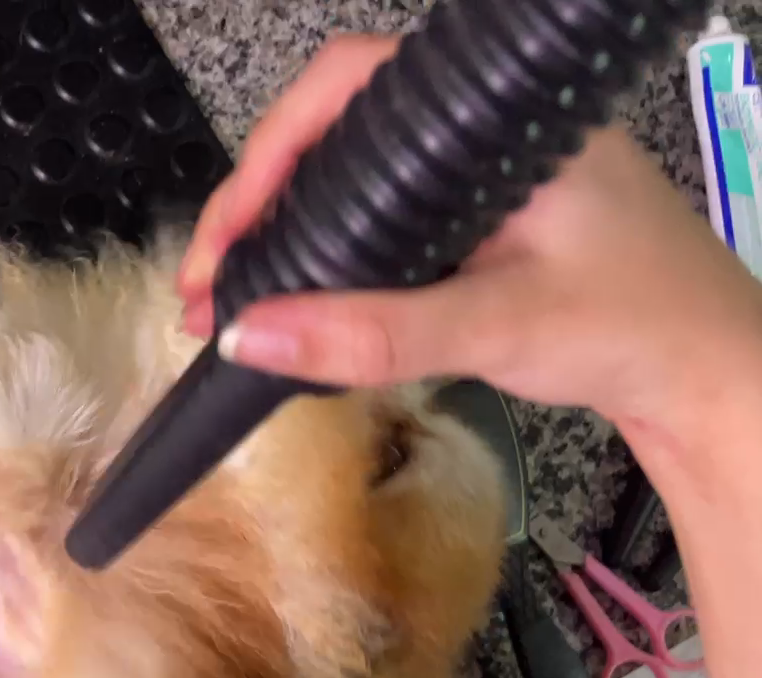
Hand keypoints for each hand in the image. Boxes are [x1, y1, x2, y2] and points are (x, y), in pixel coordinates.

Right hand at [177, 35, 761, 485]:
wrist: (697, 371)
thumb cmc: (627, 326)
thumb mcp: (494, 326)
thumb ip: (370, 335)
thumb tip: (239, 339)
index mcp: (487, 123)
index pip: (346, 87)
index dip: (265, 152)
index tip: (223, 237)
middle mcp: (460, 141)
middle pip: (315, 142)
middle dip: (240, 213)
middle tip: (199, 287)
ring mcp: (447, 186)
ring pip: (320, 190)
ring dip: (255, 245)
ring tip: (212, 307)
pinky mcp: (438, 229)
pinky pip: (341, 228)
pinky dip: (289, 265)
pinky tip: (266, 305)